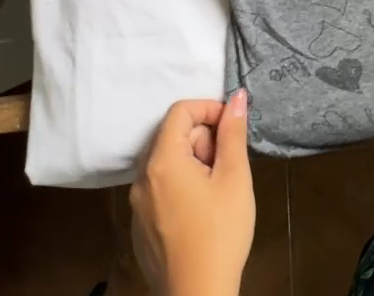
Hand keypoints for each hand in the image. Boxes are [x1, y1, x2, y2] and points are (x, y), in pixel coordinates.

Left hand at [130, 90, 255, 295]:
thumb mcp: (235, 176)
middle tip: (228, 165)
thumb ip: (232, 132)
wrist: (198, 294)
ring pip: (167, 163)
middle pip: (172, 136)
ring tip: (218, 189)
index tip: (232, 129)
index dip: (209, 109)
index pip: (180, 111)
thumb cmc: (221, 230)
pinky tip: (203, 211)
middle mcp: (142, 179)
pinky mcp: (141, 226)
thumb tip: (235, 97)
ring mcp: (138, 205)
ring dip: (195, 162)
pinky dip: (182, 185)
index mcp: (162, 162)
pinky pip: (161, 188)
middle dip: (203, 139)